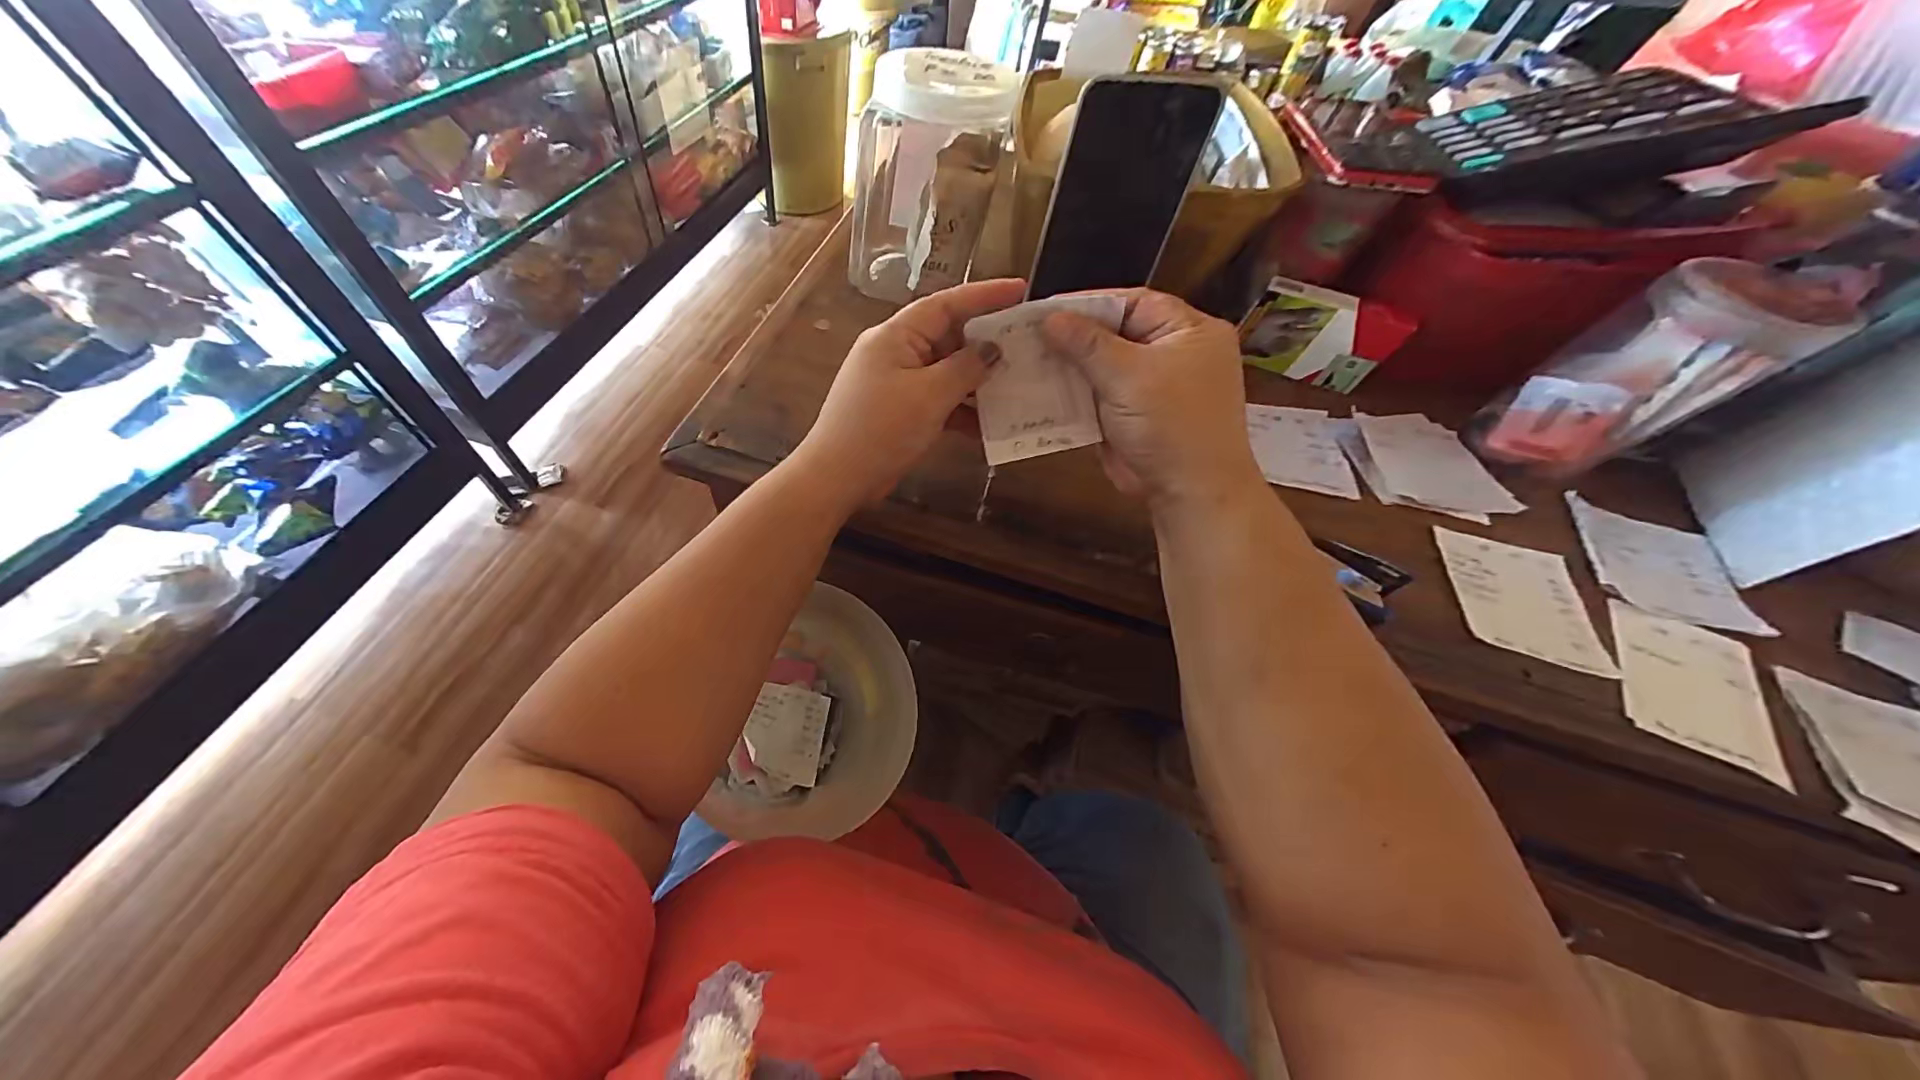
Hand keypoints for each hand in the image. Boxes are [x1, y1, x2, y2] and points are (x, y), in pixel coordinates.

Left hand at [791, 278, 1025, 506]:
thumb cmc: (880, 430)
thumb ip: (965, 369)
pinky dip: (961, 410)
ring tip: (1015, 386)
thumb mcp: (929, 396)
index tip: (1020, 290)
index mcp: (896, 336)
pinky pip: (938, 400)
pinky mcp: (900, 411)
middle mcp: (896, 352)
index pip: (946, 304)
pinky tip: (988, 425)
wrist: (837, 478)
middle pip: (949, 337)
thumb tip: (992, 350)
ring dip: (977, 382)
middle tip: (1026, 346)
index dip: (985, 295)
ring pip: (946, 372)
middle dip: (986, 344)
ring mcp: (897, 383)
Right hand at [1040, 290, 1262, 510]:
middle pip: (1115, 334)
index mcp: (1187, 331)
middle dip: (1074, 338)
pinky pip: (1100, 398)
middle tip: (1028, 336)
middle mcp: (1172, 354)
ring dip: (1069, 369)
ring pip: (1103, 369)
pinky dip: (1074, 396)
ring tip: (1026, 362)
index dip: (1088, 304)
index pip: (1132, 303)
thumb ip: (1088, 344)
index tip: (1046, 309)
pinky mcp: (1134, 417)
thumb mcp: (1128, 375)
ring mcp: (1152, 388)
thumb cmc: (1171, 425)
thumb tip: (1051, 318)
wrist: (1190, 492)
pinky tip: (1041, 391)